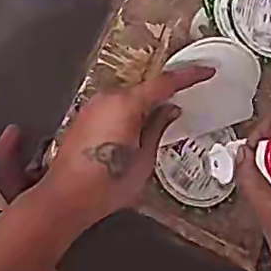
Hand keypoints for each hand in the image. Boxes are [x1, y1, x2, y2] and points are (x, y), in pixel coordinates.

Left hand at [37, 65, 214, 227]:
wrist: (65, 198)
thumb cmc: (105, 184)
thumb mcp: (144, 159)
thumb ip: (159, 128)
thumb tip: (170, 111)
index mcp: (127, 104)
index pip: (165, 82)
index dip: (189, 75)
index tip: (204, 71)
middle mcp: (108, 99)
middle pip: (144, 89)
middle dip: (164, 96)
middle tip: (182, 105)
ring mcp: (93, 106)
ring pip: (128, 98)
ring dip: (144, 107)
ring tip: (157, 129)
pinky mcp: (84, 117)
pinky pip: (114, 107)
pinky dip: (128, 114)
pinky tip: (133, 134)